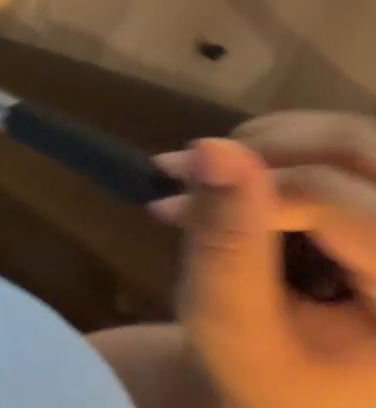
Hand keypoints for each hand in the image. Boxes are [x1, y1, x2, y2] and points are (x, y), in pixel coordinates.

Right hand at [150, 112, 375, 407]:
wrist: (306, 400)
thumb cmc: (268, 377)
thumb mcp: (232, 322)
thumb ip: (225, 238)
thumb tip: (210, 147)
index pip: (345, 205)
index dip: (252, 193)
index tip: (169, 205)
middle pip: (366, 151)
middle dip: (272, 147)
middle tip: (197, 168)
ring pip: (363, 142)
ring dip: (283, 142)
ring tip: (219, 174)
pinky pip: (361, 155)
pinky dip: (300, 151)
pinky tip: (257, 181)